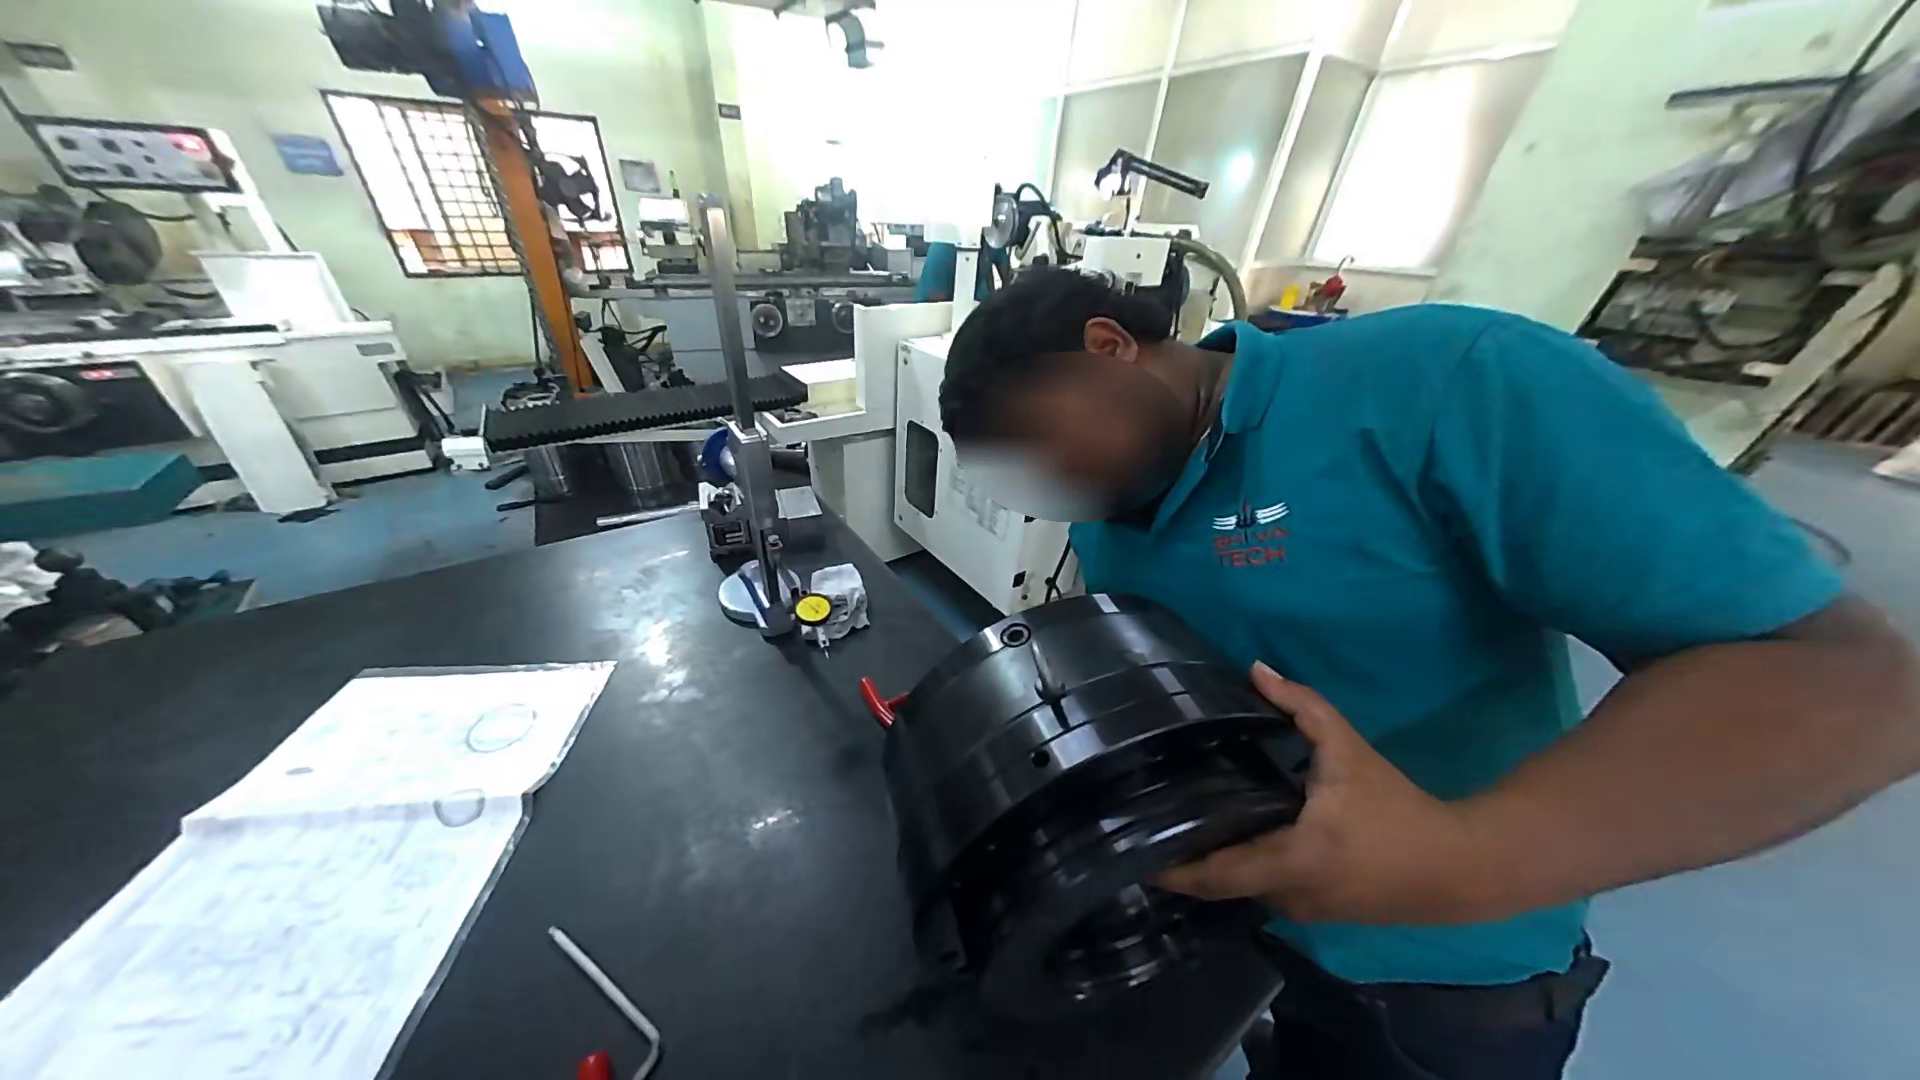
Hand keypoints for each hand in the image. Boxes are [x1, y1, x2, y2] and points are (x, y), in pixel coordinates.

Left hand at [1156, 662, 1502, 923]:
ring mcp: (1302, 911)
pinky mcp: (1317, 912)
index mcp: (1289, 861)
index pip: (1215, 873)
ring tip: (1170, 824)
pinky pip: (1262, 891)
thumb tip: (1254, 669)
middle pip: (1219, 883)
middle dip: (1181, 862)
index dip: (1173, 869)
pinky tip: (1220, 837)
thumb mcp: (1347, 749)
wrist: (1464, 867)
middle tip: (1142, 826)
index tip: (1134, 851)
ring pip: (1240, 888)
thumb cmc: (1398, 807)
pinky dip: (1237, 869)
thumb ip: (1300, 706)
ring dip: (1208, 864)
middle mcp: (1287, 895)